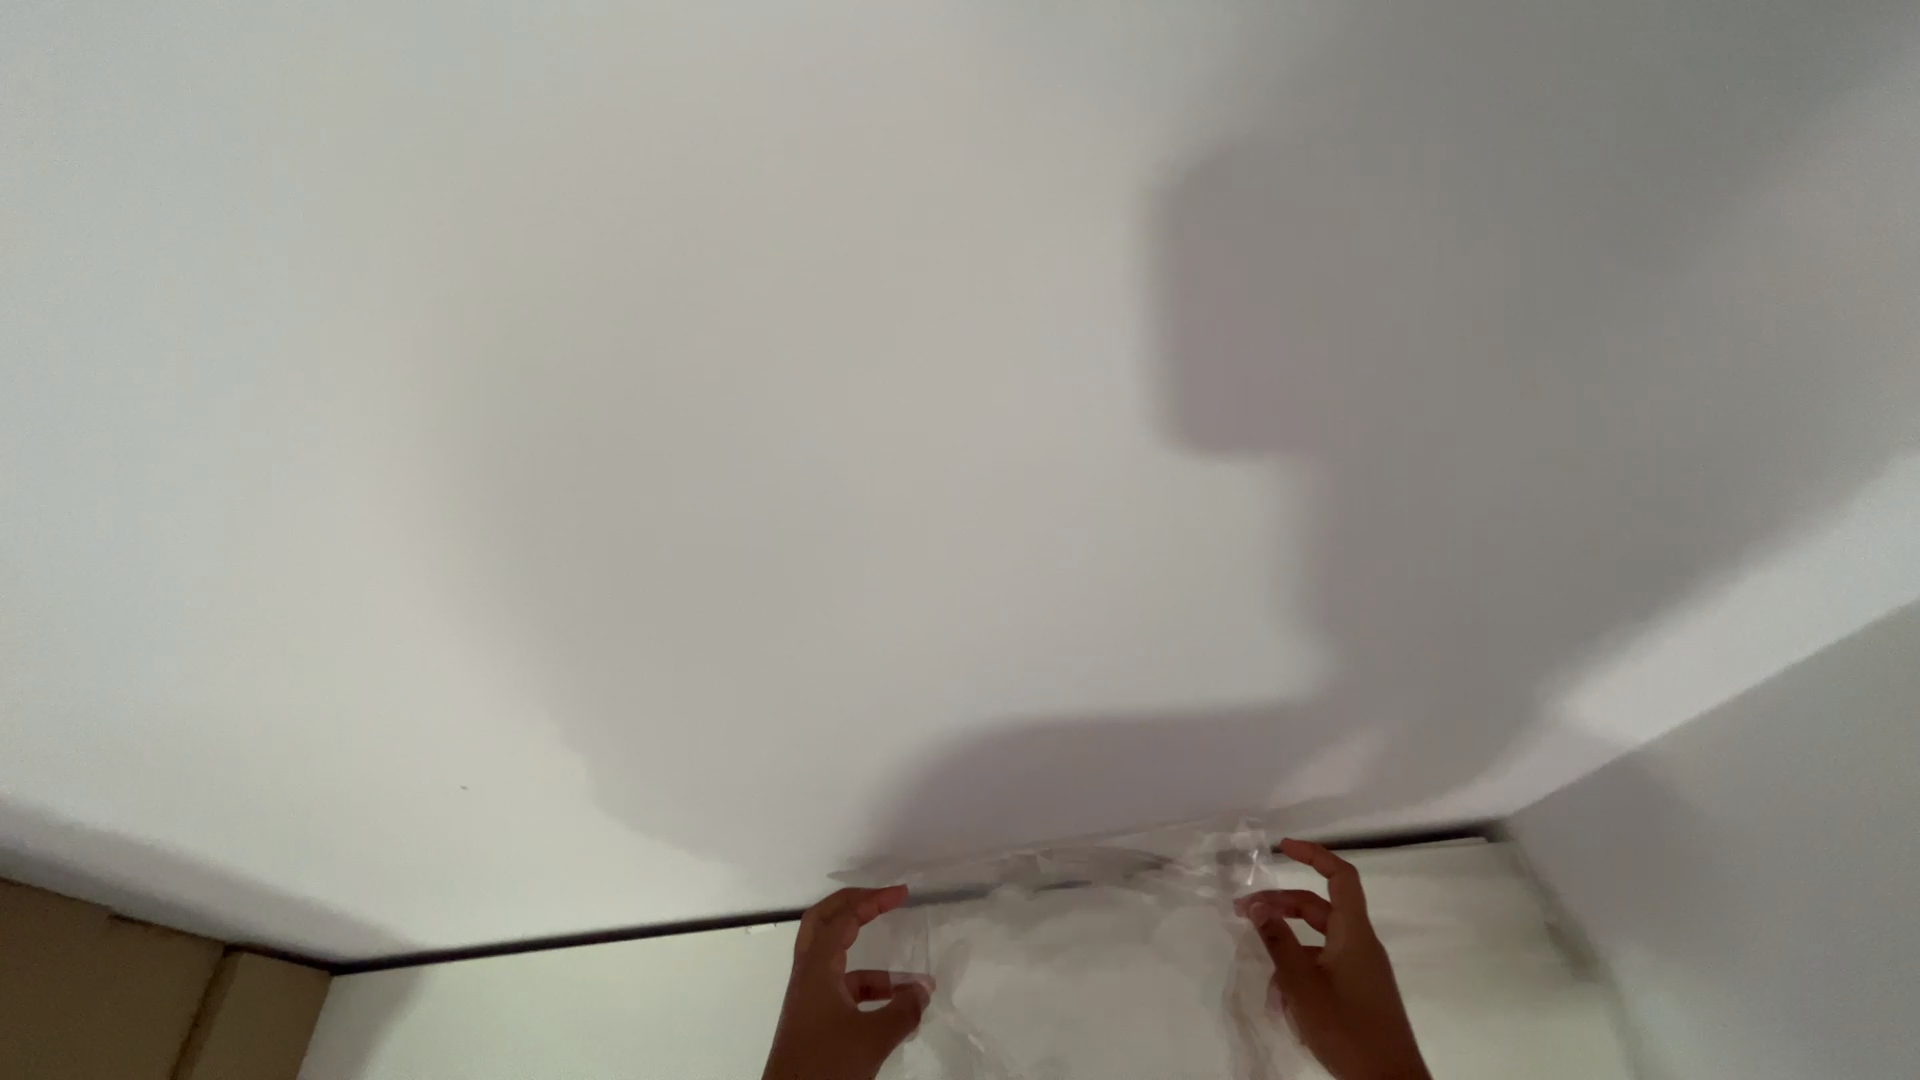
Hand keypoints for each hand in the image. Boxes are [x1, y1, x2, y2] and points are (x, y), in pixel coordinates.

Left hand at [761, 885, 929, 1079]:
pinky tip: (898, 1012)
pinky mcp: (814, 1021)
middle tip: (885, 900)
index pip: (844, 916)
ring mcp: (809, 997)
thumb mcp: (871, 1040)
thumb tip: (923, 991)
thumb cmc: (825, 1067)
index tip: (903, 894)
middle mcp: (809, 974)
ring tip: (914, 985)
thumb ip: (902, 1012)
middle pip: (825, 921)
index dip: (874, 899)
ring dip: (876, 966)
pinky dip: (871, 993)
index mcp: (816, 967)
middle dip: (856, 905)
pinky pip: (845, 992)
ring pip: (839, 961)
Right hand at [1236, 839, 1430, 1079]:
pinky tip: (1279, 994)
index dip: (1313, 855)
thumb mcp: (1301, 984)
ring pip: (1318, 938)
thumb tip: (1256, 904)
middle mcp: (1361, 944)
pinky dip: (1300, 967)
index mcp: (1354, 933)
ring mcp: (1361, 969)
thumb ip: (1277, 941)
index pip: (1340, 876)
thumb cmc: (1347, 1029)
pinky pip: (1324, 964)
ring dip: (1286, 941)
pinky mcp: (1359, 992)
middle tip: (1243, 911)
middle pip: (1319, 907)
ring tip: (1258, 960)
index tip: (1282, 847)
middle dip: (1280, 903)